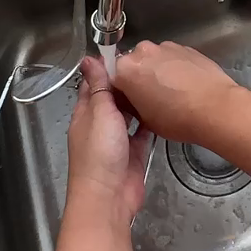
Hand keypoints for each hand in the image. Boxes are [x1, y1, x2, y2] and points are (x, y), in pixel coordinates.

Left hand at [64, 56, 154, 223]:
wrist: (108, 199)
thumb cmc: (100, 153)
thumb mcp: (99, 113)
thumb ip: (98, 86)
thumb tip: (87, 59)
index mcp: (86, 114)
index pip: (93, 84)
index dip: (105, 68)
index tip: (125, 52)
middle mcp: (100, 124)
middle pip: (113, 98)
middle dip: (127, 83)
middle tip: (149, 64)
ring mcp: (118, 139)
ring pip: (129, 113)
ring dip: (139, 100)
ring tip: (158, 80)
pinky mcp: (134, 151)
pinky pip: (144, 130)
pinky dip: (151, 120)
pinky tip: (164, 107)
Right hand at [112, 40, 250, 143]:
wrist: (215, 106)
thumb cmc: (177, 117)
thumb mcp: (144, 119)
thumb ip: (130, 102)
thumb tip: (130, 97)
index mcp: (126, 69)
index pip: (111, 77)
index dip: (119, 90)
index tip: (126, 101)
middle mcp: (143, 51)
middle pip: (132, 63)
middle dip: (137, 77)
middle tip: (147, 97)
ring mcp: (166, 46)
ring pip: (153, 58)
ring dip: (156, 70)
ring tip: (170, 91)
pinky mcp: (186, 46)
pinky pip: (172, 56)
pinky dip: (174, 67)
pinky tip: (184, 84)